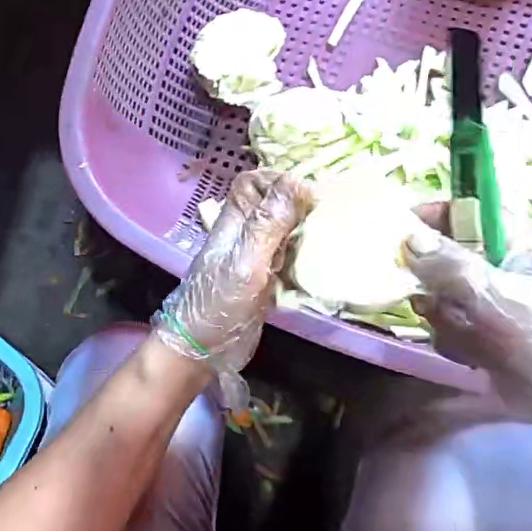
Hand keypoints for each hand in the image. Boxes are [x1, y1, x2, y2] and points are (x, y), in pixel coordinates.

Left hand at [155, 170, 311, 382]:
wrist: (202, 350)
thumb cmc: (218, 304)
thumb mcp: (245, 263)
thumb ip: (267, 225)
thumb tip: (295, 182)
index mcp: (232, 224)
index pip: (251, 184)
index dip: (276, 180)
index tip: (306, 192)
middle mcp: (242, 236)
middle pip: (269, 204)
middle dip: (296, 202)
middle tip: (326, 211)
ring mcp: (252, 259)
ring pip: (280, 230)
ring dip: (302, 228)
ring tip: (329, 231)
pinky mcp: (262, 281)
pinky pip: (285, 257)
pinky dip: (302, 254)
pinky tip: (320, 259)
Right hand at [402, 229, 531, 424]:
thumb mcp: (499, 297)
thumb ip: (450, 266)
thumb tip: (408, 236)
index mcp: (520, 251)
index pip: (473, 215)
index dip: (439, 215)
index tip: (404, 226)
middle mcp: (506, 275)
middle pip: (448, 262)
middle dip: (435, 284)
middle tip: (432, 299)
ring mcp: (496, 308)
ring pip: (444, 299)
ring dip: (445, 319)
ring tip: (466, 336)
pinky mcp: (489, 338)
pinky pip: (451, 329)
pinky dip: (455, 342)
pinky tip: (473, 357)